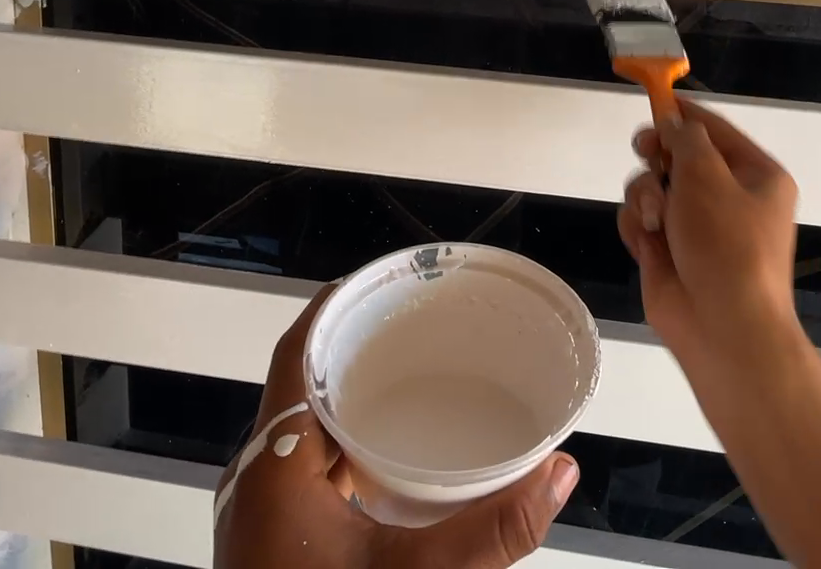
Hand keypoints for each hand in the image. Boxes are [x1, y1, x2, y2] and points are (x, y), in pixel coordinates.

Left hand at [214, 285, 580, 568]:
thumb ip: (493, 529)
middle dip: (355, 345)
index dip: (336, 306)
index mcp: (273, 465)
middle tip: (417, 323)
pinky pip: (311, 464)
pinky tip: (390, 457)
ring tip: (412, 372)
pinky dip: (349, 442)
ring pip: (305, 425)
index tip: (385, 280)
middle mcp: (258, 478)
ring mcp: (265, 512)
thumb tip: (562, 469)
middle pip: (302, 382)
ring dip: (351, 394)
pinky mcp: (279, 539)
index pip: (298, 352)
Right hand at [619, 98, 799, 359]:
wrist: (723, 326)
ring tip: (655, 220)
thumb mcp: (708, 176)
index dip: (683, 114)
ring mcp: (695, 226)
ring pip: (651, 186)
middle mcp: (726, 197)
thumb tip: (671, 122)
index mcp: (754, 175)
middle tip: (644, 152)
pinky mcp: (667, 249)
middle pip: (677, 156)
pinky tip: (647, 242)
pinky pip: (640, 219)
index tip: (654, 99)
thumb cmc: (727, 244)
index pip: (714, 130)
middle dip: (658, 158)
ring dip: (646, 196)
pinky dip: (638, 226)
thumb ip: (684, 140)